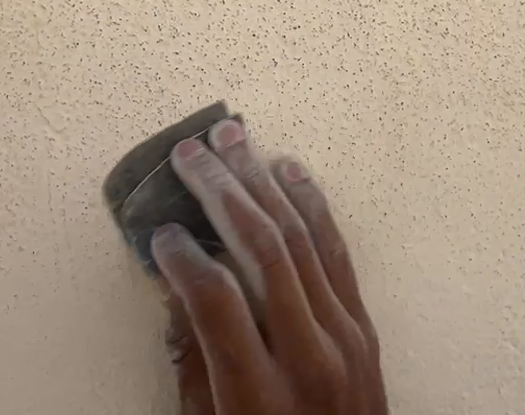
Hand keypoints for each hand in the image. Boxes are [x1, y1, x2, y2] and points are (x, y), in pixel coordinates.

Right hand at [154, 120, 386, 414]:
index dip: (181, 255)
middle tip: (188, 153)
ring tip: (231, 137)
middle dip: (219, 190)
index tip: (159, 233)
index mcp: (260, 397)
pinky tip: (287, 167)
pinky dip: (311, 201)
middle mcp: (310, 359)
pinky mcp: (365, 327)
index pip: (215, 299)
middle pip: (262, 249)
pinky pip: (336, 249)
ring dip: (259, 178)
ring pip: (299, 235)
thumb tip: (172, 282)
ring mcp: (346, 338)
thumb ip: (190, 361)